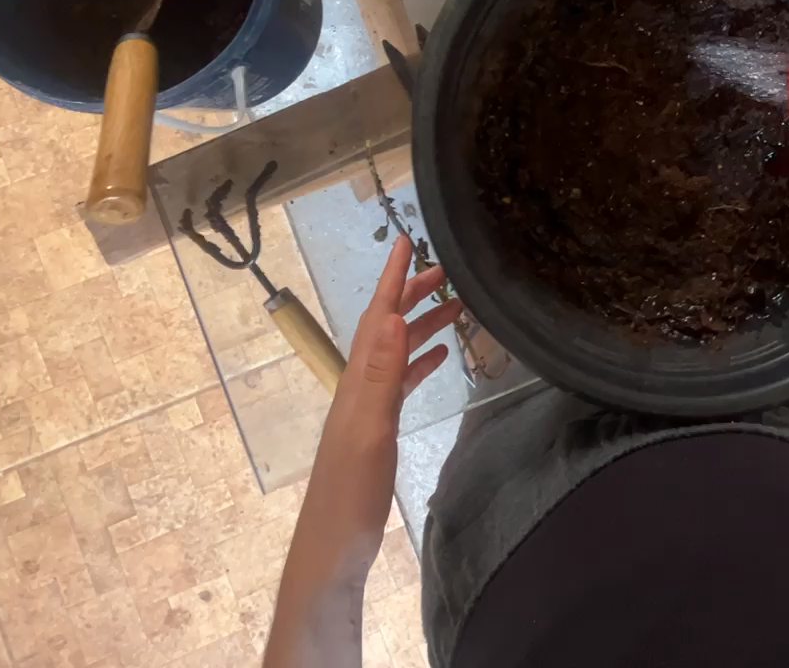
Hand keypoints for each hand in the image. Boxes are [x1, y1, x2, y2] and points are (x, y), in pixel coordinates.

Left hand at [298, 236, 459, 584]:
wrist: (333, 546)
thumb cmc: (351, 490)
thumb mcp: (370, 427)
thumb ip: (381, 372)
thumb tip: (395, 315)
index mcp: (359, 377)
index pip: (379, 315)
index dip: (392, 278)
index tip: (406, 242)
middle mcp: (361, 382)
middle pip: (389, 325)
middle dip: (413, 293)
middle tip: (446, 270)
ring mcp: (369, 404)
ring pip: (399, 349)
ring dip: (423, 324)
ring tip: (456, 307)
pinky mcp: (378, 425)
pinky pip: (403, 379)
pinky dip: (421, 360)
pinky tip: (440, 358)